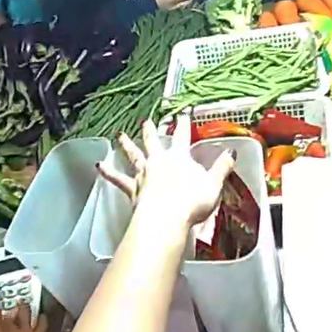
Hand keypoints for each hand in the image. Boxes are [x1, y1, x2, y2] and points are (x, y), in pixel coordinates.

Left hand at [97, 120, 235, 228]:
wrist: (165, 218)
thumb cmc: (191, 203)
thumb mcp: (212, 185)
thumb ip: (222, 168)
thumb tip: (232, 152)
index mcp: (179, 158)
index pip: (183, 137)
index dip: (183, 124)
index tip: (183, 113)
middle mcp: (159, 161)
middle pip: (153, 142)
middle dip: (150, 130)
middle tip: (146, 121)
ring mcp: (143, 174)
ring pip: (133, 155)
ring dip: (126, 145)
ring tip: (119, 135)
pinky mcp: (132, 188)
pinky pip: (117, 178)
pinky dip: (107, 172)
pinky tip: (98, 165)